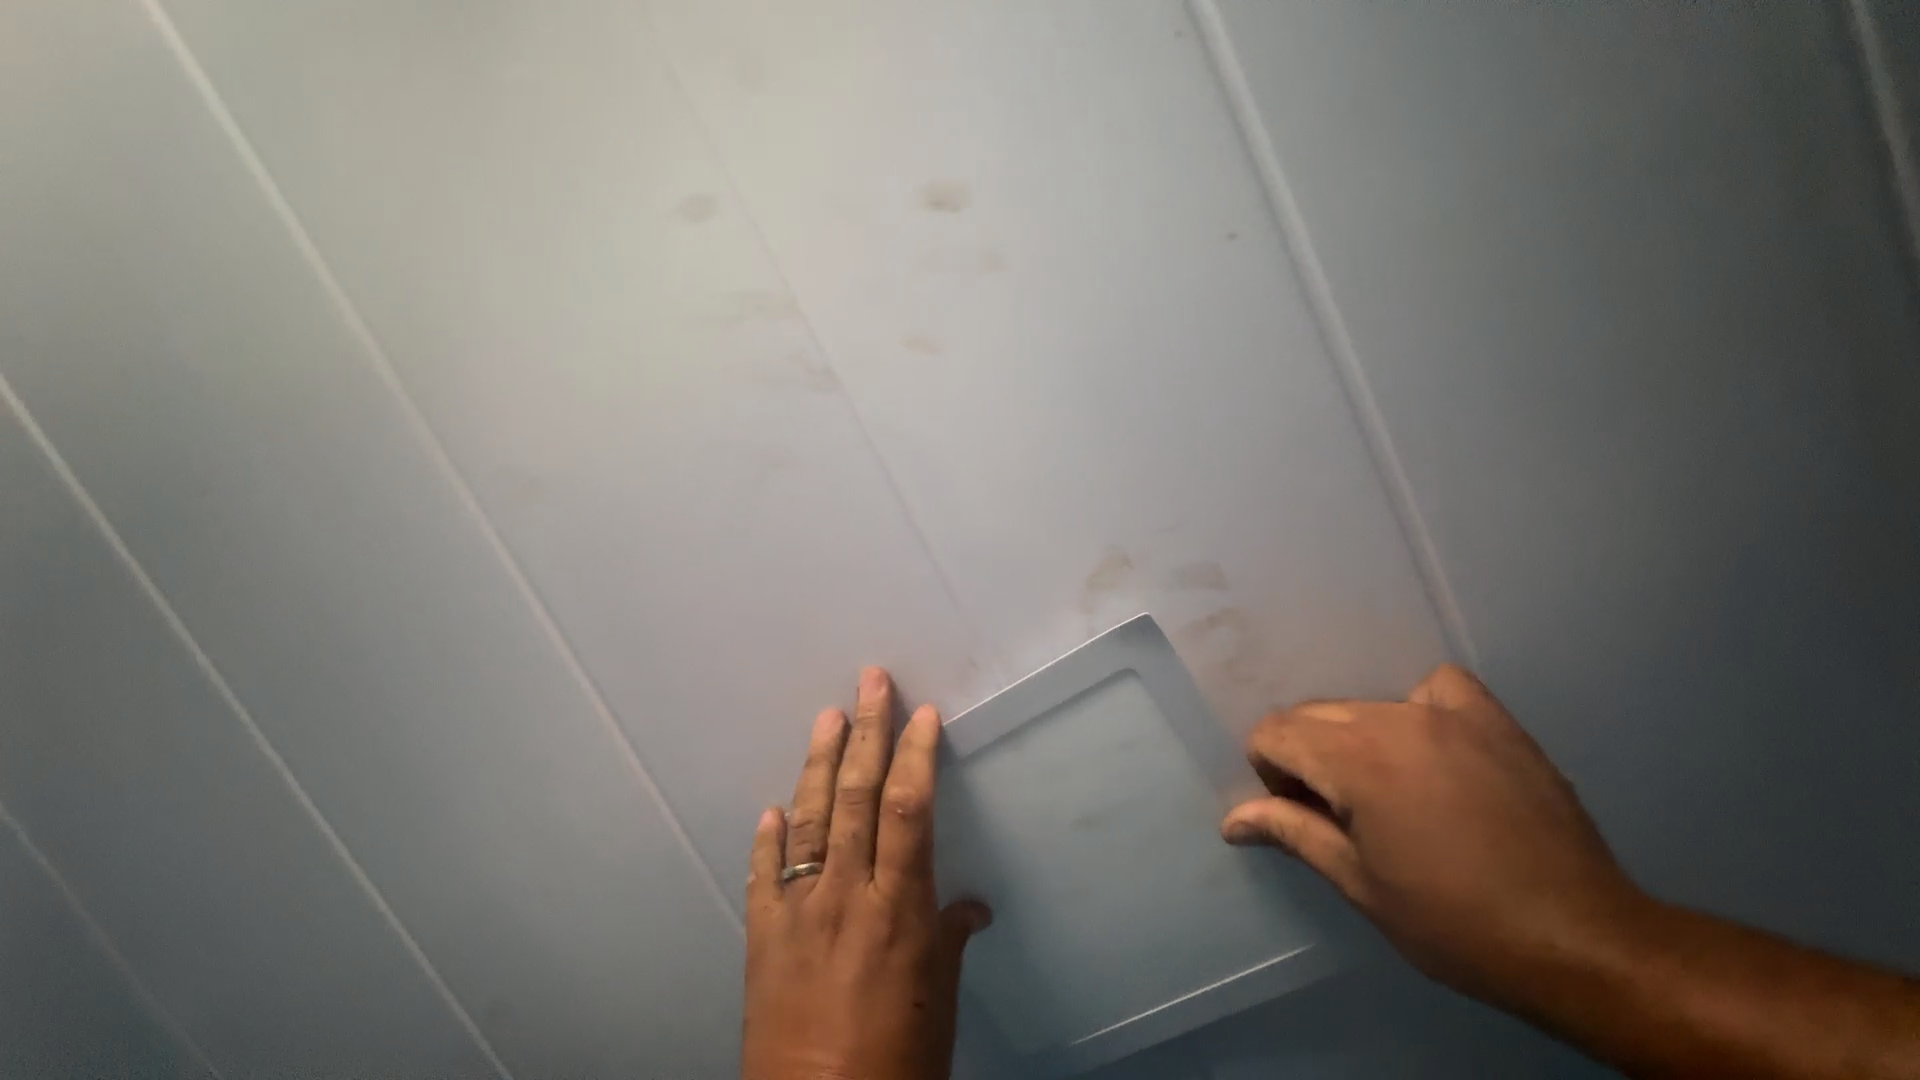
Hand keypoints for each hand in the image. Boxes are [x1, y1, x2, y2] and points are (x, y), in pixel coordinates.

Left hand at [742, 667, 990, 1079]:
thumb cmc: (896, 1061)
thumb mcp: (939, 1002)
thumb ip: (949, 941)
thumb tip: (971, 906)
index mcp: (898, 908)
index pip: (908, 811)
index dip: (916, 756)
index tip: (923, 714)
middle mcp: (846, 894)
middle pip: (856, 796)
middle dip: (867, 733)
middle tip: (870, 681)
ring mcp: (798, 909)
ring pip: (809, 819)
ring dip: (818, 763)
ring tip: (827, 716)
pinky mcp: (763, 934)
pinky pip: (764, 873)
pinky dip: (768, 837)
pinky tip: (771, 807)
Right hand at [1221, 664, 1643, 1006]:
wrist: (1579, 939)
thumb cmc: (1455, 923)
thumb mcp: (1359, 884)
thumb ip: (1291, 832)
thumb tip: (1231, 819)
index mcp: (1355, 761)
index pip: (1275, 732)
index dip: (1270, 774)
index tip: (1299, 815)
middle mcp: (1395, 720)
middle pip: (1314, 714)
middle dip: (1305, 757)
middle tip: (1335, 814)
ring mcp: (1450, 715)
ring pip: (1366, 705)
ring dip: (1354, 740)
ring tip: (1387, 792)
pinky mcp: (1495, 721)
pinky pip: (1436, 688)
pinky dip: (1418, 708)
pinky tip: (1430, 748)